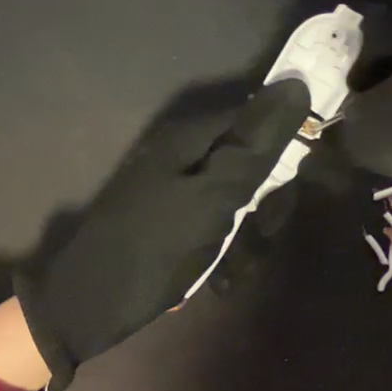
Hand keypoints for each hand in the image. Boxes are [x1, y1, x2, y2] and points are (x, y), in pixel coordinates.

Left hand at [15, 80, 311, 390]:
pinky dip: (226, 254)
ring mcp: (180, 192)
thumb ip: (253, 145)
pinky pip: (219, 229)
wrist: (88, 306)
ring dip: (249, 239)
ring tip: (231, 268)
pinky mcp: (176, 224)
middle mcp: (186, 156)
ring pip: (242, 203)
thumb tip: (296, 84)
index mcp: (192, 138)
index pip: (262, 116)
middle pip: (255, 165)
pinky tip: (220, 281)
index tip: (303, 182)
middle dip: (267, 205)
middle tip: (255, 235)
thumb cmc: (152, 249)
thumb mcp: (211, 198)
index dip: (291, 145)